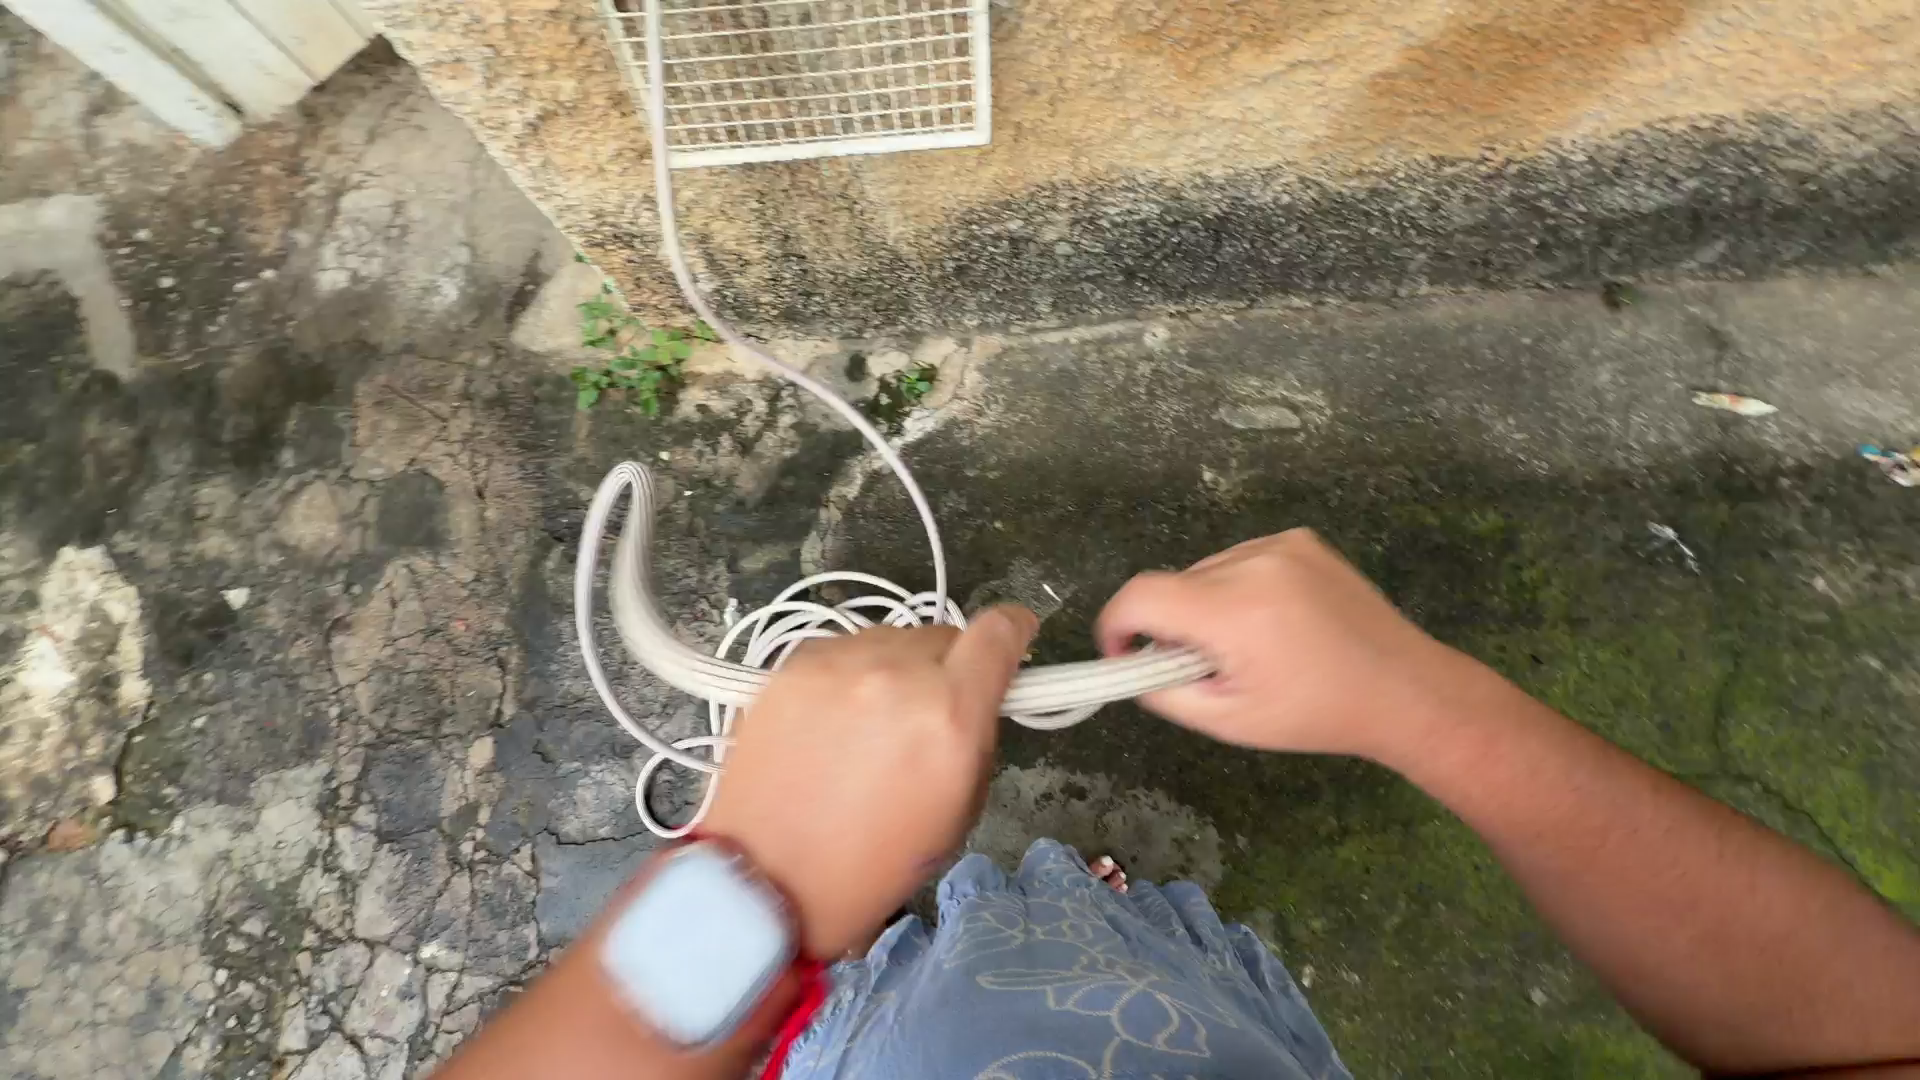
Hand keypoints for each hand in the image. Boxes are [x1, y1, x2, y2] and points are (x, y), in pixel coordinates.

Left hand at [701, 606, 1037, 958]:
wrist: (763, 879)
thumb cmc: (870, 865)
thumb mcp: (955, 813)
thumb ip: (975, 737)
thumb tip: (976, 697)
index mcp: (949, 716)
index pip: (997, 633)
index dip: (1014, 630)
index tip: (1015, 637)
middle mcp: (897, 673)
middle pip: (944, 635)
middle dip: (948, 668)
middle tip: (928, 711)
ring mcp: (839, 663)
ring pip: (892, 638)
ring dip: (899, 668)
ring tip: (873, 719)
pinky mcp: (794, 664)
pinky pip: (845, 649)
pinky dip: (854, 673)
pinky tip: (834, 717)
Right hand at [1096, 529, 1456, 759]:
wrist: (1408, 691)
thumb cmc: (1316, 715)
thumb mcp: (1228, 721)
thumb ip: (1162, 692)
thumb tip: (1131, 663)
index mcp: (1236, 612)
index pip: (1141, 595)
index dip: (1116, 623)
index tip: (1123, 653)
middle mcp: (1254, 563)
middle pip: (1171, 584)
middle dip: (1168, 622)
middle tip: (1199, 662)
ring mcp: (1280, 544)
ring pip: (1202, 571)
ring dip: (1200, 604)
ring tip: (1241, 642)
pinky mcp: (1299, 539)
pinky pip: (1236, 559)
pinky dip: (1232, 587)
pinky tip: (1268, 617)